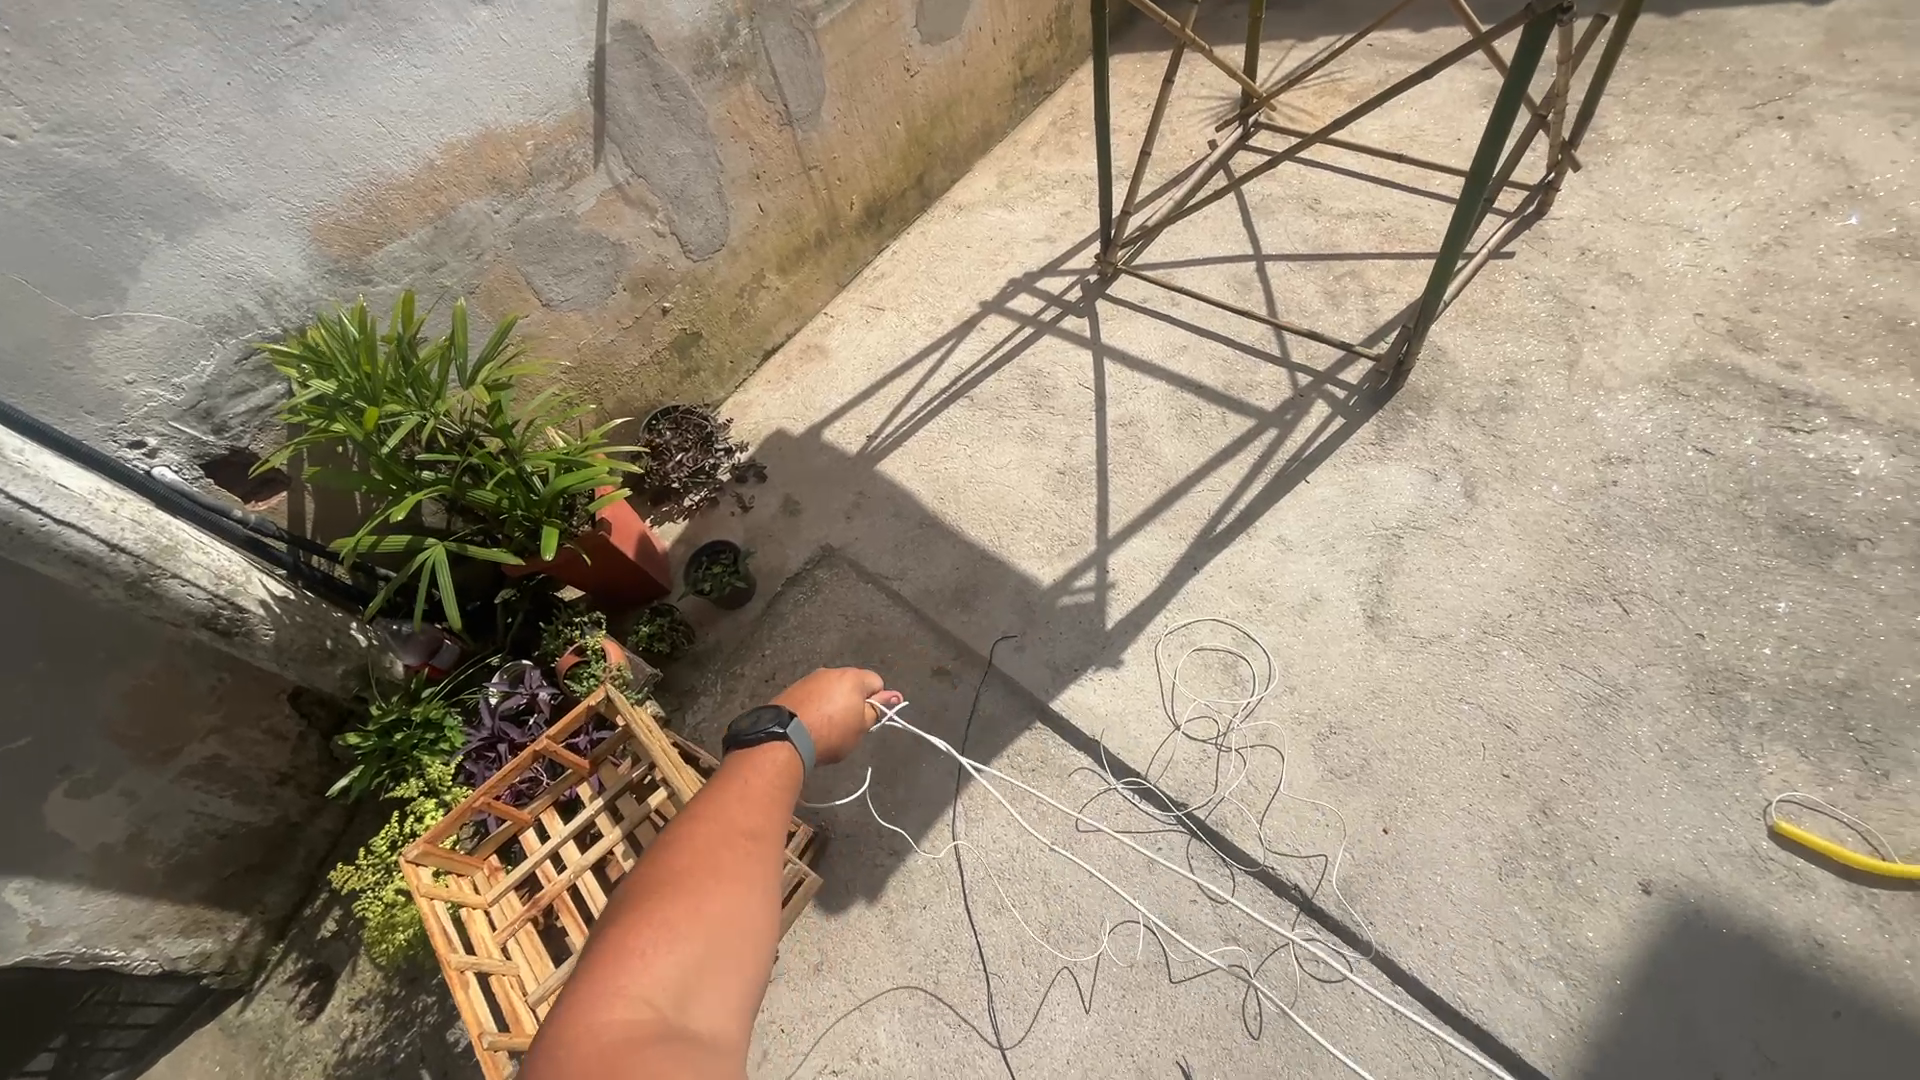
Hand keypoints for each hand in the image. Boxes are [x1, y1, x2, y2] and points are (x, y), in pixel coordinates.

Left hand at [770, 667, 902, 765]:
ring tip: (826, 726)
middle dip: (854, 700)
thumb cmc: (830, 734)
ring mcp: (809, 679)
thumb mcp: (860, 727)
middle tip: (848, 725)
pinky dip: (815, 705)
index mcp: (852, 677)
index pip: (876, 681)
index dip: (877, 700)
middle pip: (852, 683)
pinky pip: (812, 694)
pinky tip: (810, 723)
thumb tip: (893, 695)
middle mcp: (831, 671)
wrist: (784, 738)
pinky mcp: (792, 689)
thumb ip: (876, 709)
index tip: (868, 718)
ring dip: (833, 702)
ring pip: (830, 688)